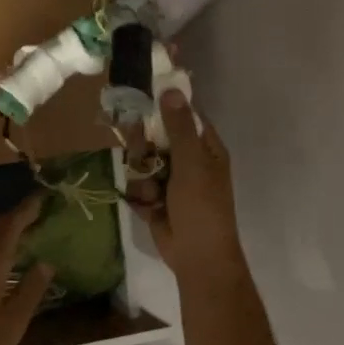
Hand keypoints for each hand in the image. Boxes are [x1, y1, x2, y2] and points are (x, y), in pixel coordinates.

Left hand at [0, 195, 52, 344]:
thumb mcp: (13, 322)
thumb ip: (31, 290)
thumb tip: (46, 262)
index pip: (9, 226)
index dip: (26, 210)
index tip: (43, 198)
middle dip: (15, 217)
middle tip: (38, 214)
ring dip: (3, 231)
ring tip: (26, 233)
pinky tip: (3, 260)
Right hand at [144, 89, 247, 277]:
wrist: (196, 255)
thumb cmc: (201, 206)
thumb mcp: (191, 163)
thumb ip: (178, 127)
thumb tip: (171, 89)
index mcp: (205, 149)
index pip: (184, 117)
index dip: (164, 108)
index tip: (141, 100)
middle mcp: (188, 161)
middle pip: (156, 138)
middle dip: (144, 147)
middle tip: (139, 152)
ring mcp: (171, 181)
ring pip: (142, 163)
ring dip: (143, 178)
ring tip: (151, 194)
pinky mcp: (155, 200)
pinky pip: (138, 186)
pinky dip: (141, 197)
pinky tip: (148, 207)